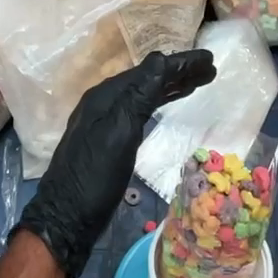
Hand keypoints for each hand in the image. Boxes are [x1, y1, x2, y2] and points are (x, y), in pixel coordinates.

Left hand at [13, 49, 216, 277]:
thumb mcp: (120, 133)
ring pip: (144, 94)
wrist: (66, 218)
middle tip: (210, 70)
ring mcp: (105, 122)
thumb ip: (139, 96)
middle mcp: (104, 103)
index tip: (210, 60)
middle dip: (179, 72)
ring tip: (198, 84)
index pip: (150, 70)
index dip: (180, 64)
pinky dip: (158, 103)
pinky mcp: (109, 140)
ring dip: (171, 87)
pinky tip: (167, 106)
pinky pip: (140, 110)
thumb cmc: (95, 177)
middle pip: (147, 79)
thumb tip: (161, 59)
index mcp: (106, 96)